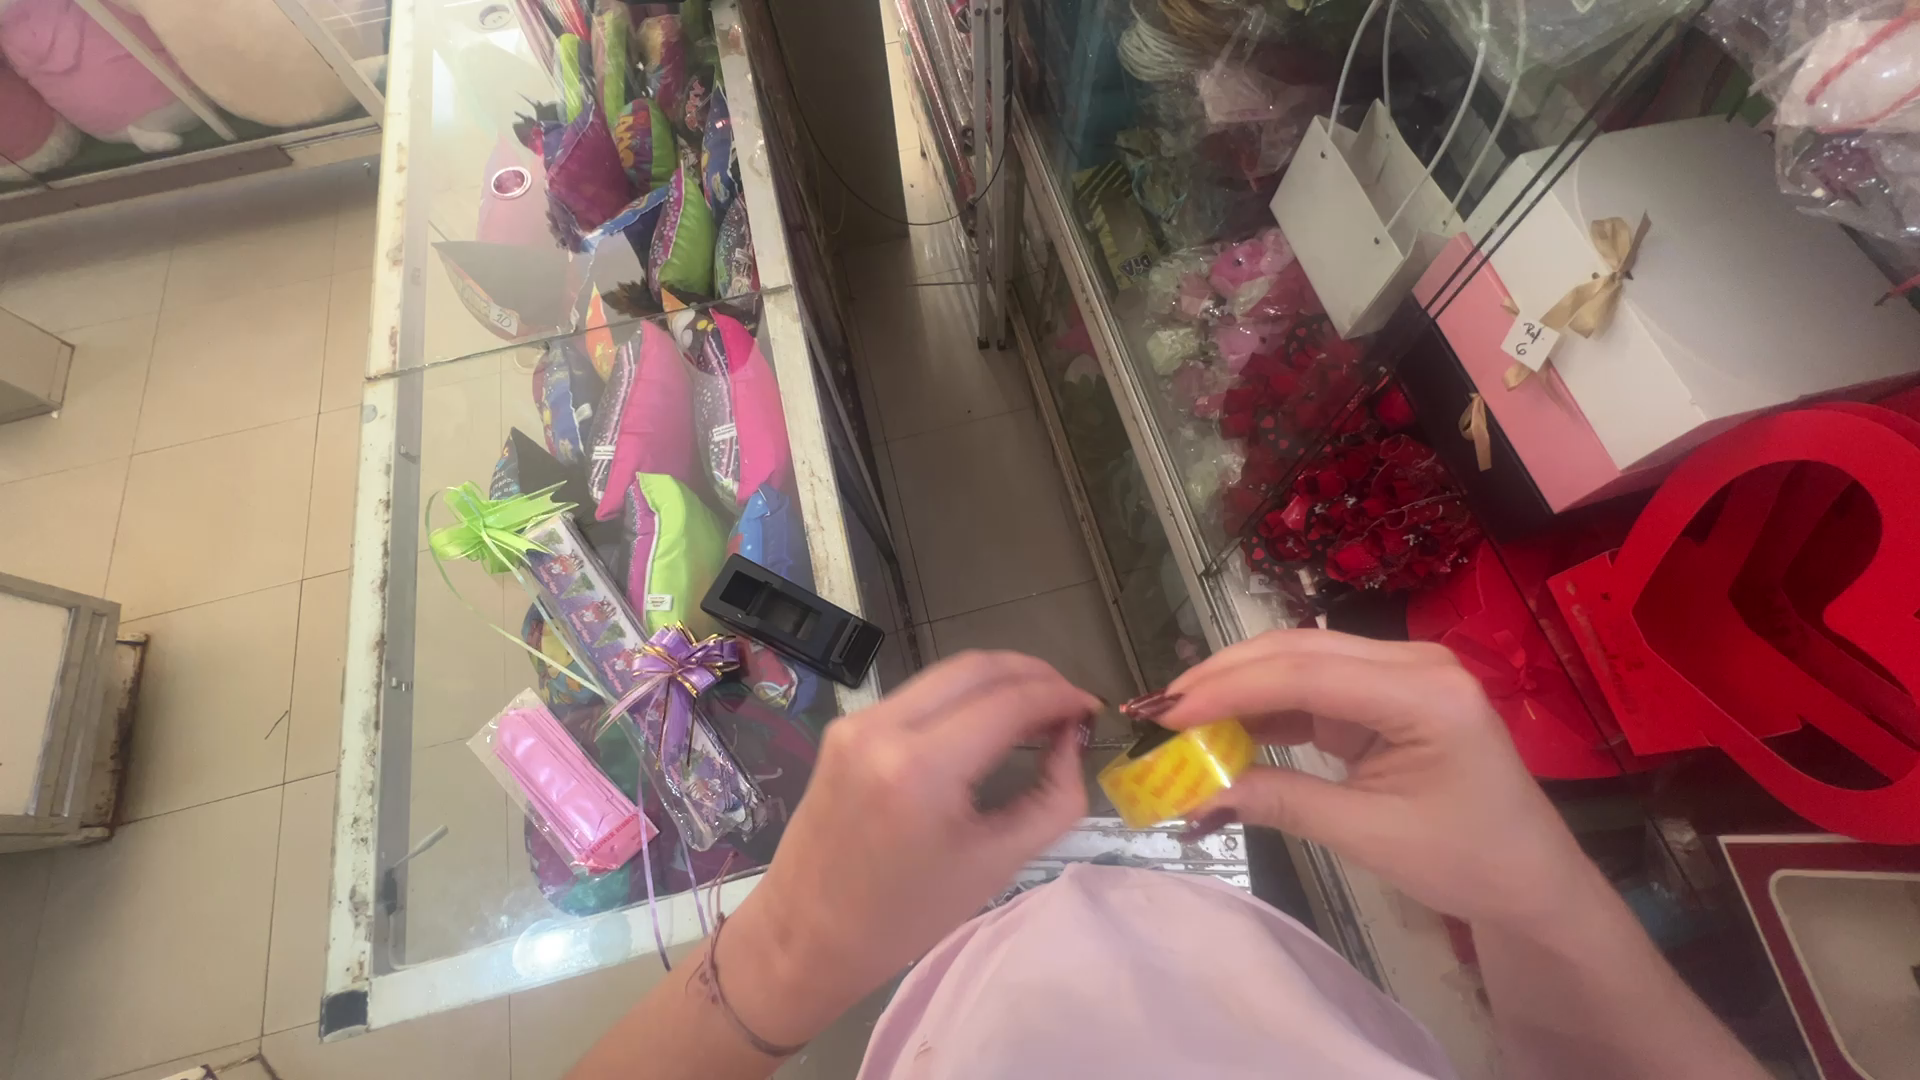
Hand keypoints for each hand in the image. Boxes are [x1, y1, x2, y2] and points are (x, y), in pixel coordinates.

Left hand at [717, 651, 1097, 1044]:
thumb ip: (1052, 797)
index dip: (1060, 696)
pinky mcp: (848, 724)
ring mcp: (859, 719)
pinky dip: (964, 694)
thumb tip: (1072, 740)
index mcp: (921, 769)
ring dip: (1000, 679)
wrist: (805, 934)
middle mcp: (884, 727)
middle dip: (1033, 674)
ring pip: (947, 671)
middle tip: (1068, 701)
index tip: (1090, 708)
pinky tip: (988, 718)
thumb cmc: (905, 916)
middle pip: (977, 667)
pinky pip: (920, 692)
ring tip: (1037, 709)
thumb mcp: (996, 864)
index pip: (1008, 702)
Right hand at [1157, 630, 1599, 935]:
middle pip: (1294, 650)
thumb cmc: (1467, 860)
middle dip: (1220, 678)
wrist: (1531, 880)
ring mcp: (1395, 669)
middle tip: (1157, 708)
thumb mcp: (1369, 836)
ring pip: (1293, 659)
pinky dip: (1259, 705)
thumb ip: (1282, 801)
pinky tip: (1222, 725)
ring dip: (1233, 686)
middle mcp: (1411, 661)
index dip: (1227, 689)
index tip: (1166, 715)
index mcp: (1427, 693)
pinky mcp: (1377, 687)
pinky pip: (1305, 684)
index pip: (1304, 673)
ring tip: (1178, 715)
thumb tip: (1195, 793)